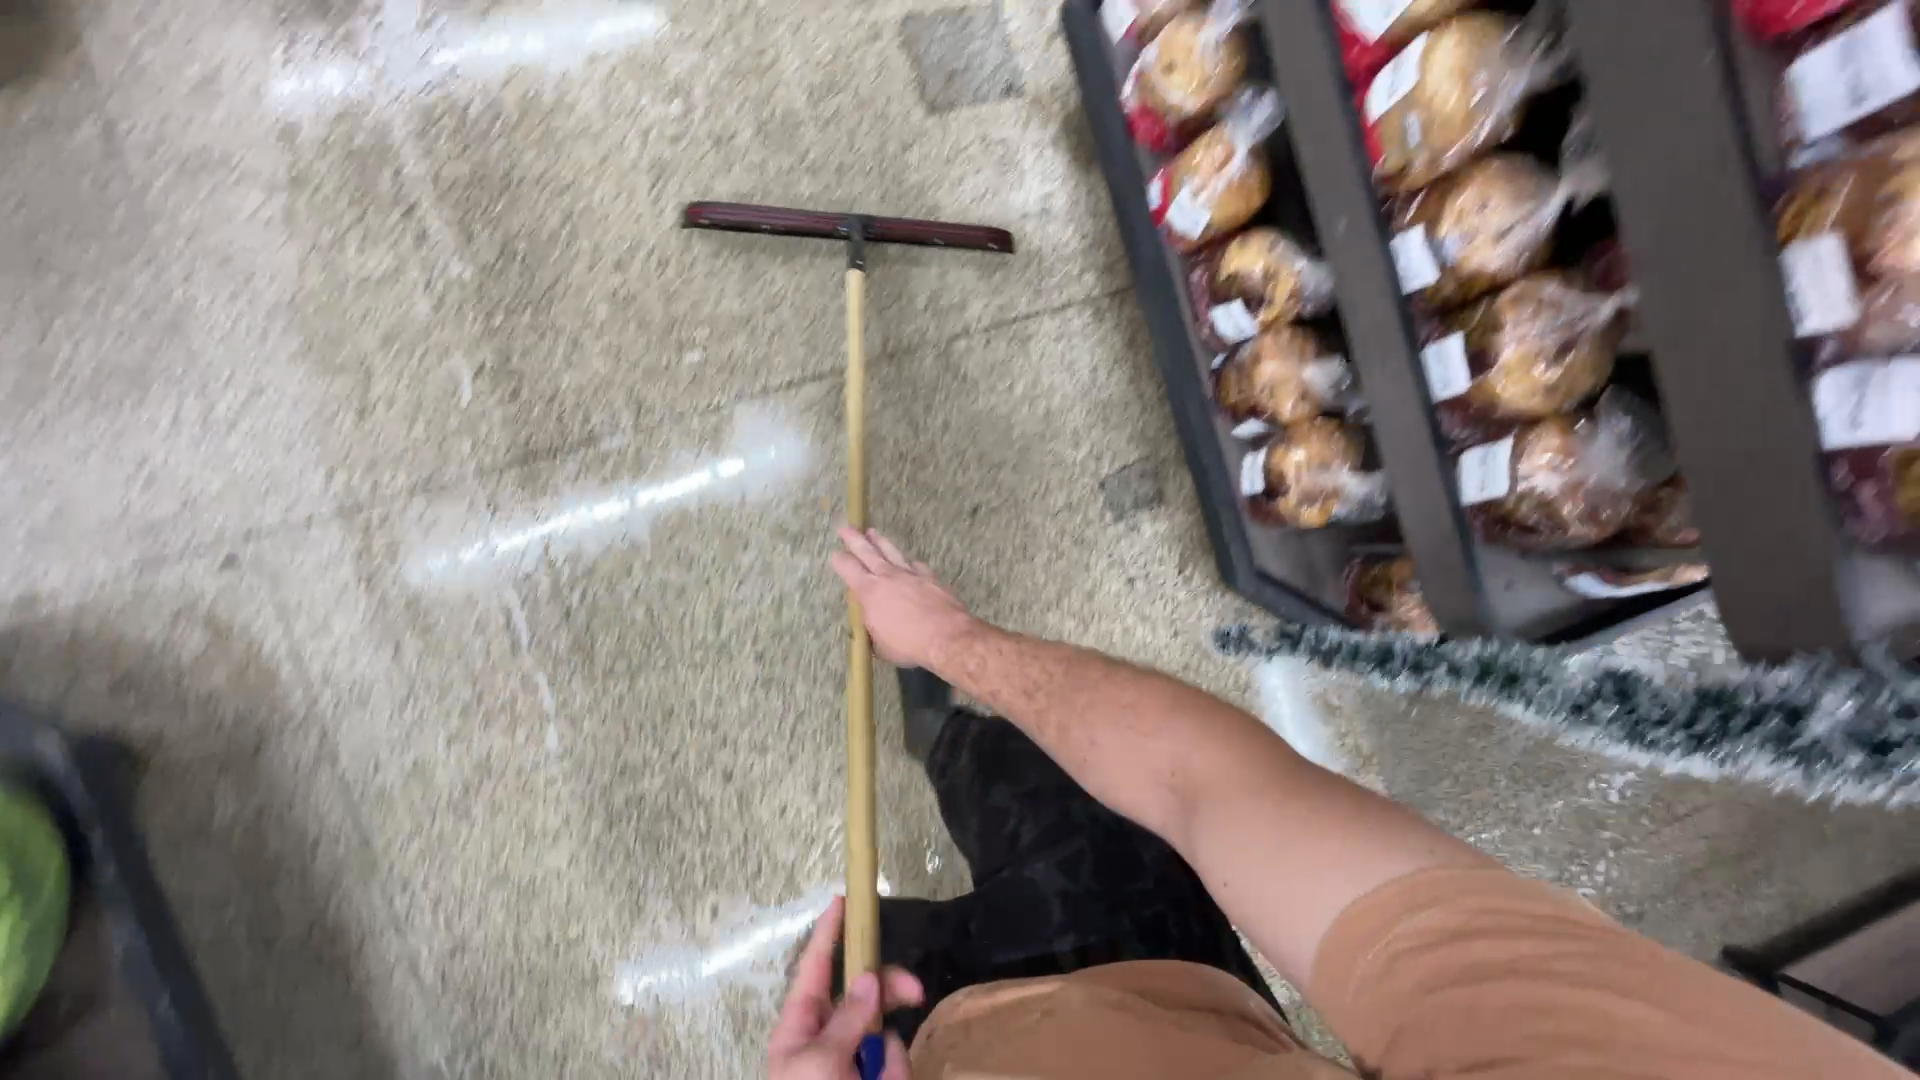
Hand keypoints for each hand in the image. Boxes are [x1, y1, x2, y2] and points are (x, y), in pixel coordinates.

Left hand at [768, 896, 921, 1079]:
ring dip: (889, 1057)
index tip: (841, 900)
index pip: (815, 967)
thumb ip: (846, 1020)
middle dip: (890, 989)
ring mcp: (853, 1058)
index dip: (827, 933)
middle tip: (914, 990)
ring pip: (886, 1029)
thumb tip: (870, 978)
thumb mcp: (818, 1064)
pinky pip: (896, 1060)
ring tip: (879, 1079)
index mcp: (802, 1025)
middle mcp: (829, 1035)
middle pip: (864, 989)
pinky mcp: (875, 1076)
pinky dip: (895, 1074)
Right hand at [830, 528, 979, 670]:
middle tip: (846, 527)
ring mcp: (910, 573)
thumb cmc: (908, 644)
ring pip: (892, 552)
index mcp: (869, 591)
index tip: (835, 555)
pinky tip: (909, 560)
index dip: (840, 561)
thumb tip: (871, 623)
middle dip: (855, 539)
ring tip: (873, 532)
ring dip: (881, 542)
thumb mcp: (879, 644)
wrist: (946, 635)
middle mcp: (888, 576)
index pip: (849, 569)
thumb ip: (872, 628)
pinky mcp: (930, 576)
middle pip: (868, 551)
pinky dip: (909, 562)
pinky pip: (916, 564)